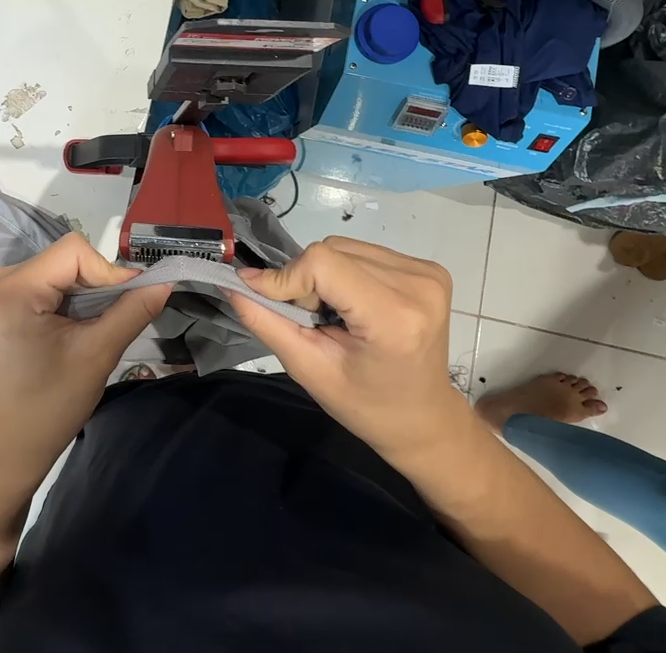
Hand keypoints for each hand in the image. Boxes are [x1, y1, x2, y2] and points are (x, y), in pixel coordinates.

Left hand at [0, 233, 171, 490]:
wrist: (8, 444)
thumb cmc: (49, 405)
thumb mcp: (97, 355)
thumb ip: (132, 312)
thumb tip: (165, 281)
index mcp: (11, 289)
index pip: (73, 251)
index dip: (109, 272)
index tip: (131, 301)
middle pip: (64, 259)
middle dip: (96, 285)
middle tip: (112, 321)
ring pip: (57, 270)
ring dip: (83, 293)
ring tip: (92, 328)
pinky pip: (44, 282)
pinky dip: (67, 299)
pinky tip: (73, 328)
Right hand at [230, 237, 470, 458]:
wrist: (423, 418)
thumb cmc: (365, 405)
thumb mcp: (309, 369)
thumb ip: (268, 323)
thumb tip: (235, 283)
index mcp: (394, 316)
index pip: (323, 263)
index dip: (287, 279)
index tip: (269, 304)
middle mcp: (417, 284)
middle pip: (331, 251)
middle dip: (306, 281)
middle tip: (312, 321)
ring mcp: (427, 273)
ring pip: (344, 246)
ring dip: (325, 275)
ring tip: (334, 315)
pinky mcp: (430, 267)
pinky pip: (363, 251)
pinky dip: (345, 272)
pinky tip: (355, 305)